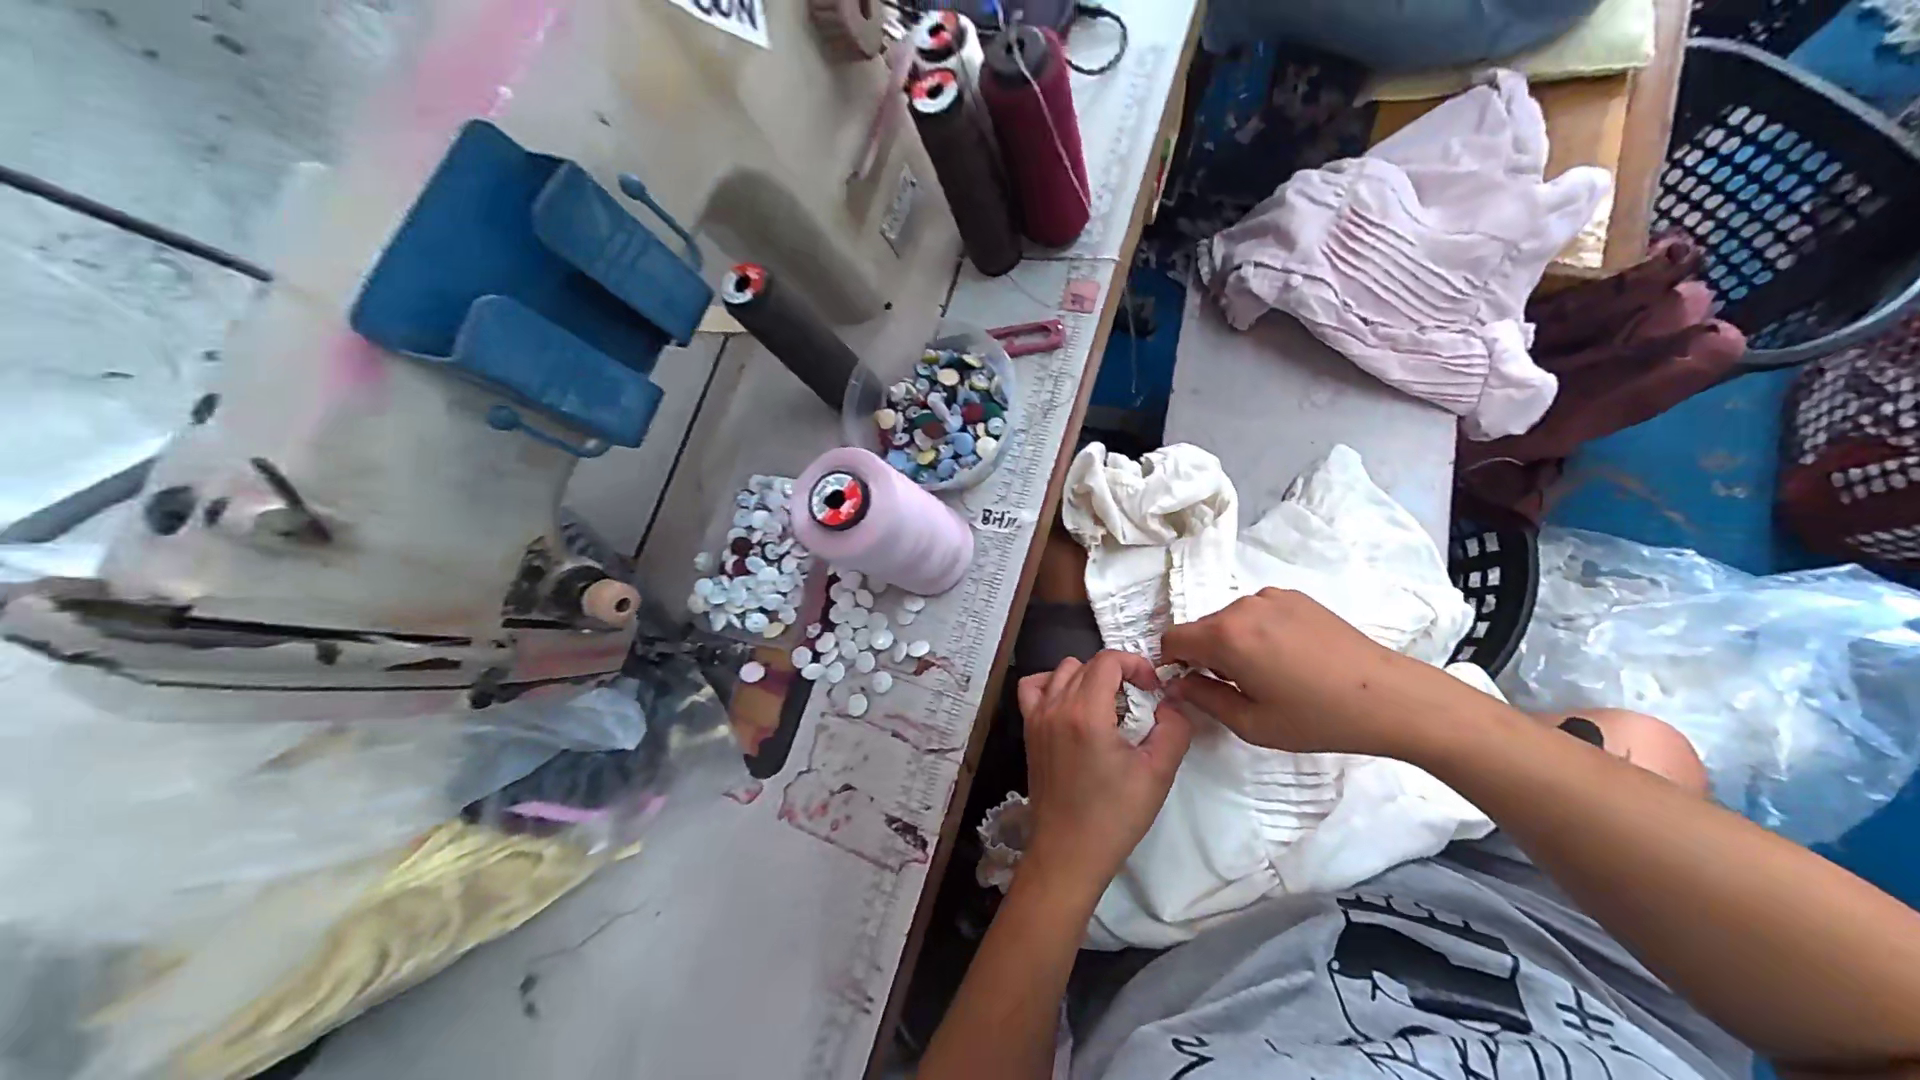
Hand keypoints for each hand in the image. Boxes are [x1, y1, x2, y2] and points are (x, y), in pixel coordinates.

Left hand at [1016, 651, 1191, 893]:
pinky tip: (1071, 703)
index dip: (1136, 665)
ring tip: (1107, 703)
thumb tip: (1172, 702)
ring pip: (1061, 671)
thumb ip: (1174, 728)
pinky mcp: (1028, 731)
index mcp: (1086, 713)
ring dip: (1088, 677)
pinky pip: (1033, 689)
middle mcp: (1056, 707)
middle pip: (1086, 664)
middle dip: (1117, 673)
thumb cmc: (1114, 816)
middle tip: (1138, 701)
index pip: (1108, 660)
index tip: (1152, 689)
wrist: (1069, 852)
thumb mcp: (1157, 773)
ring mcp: (1037, 718)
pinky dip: (1052, 685)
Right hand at [1160, 588, 1451, 757]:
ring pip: (1229, 619)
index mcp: (1226, 635)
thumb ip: (1203, 698)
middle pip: (1201, 628)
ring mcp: (1272, 597)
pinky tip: (1288, 657)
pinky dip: (1258, 631)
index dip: (1172, 663)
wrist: (1390, 697)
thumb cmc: (1317, 718)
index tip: (1192, 684)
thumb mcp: (1251, 723)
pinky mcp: (1296, 597)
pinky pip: (1257, 612)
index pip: (1173, 638)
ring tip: (1268, 674)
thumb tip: (1178, 683)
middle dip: (1205, 654)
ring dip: (1233, 643)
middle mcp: (1243, 606)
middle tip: (1237, 688)